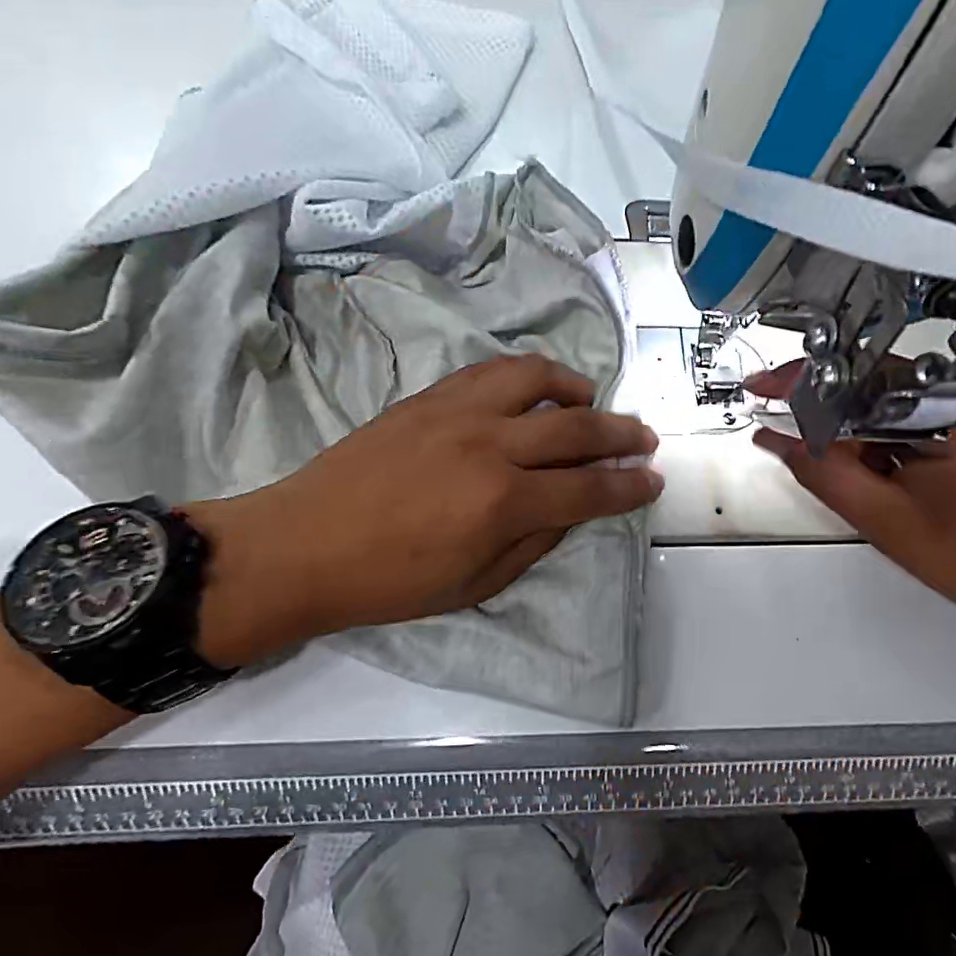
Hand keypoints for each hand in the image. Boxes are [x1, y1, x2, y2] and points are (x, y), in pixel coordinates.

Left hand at [190, 355, 661, 665]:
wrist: (302, 546)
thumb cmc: (389, 582)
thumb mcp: (475, 583)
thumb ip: (534, 542)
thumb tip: (571, 508)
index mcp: (502, 503)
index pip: (588, 488)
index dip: (628, 485)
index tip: (653, 480)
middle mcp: (488, 445)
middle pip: (576, 426)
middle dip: (620, 433)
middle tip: (642, 438)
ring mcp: (455, 412)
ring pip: (535, 377)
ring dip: (575, 388)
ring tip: (589, 402)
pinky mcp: (427, 398)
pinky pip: (490, 372)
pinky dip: (526, 377)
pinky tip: (532, 393)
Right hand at [746, 361, 955, 641]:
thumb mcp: (895, 525)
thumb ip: (828, 476)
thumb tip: (776, 438)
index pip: (874, 378)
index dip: (813, 388)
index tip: (767, 393)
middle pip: (899, 380)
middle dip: (849, 412)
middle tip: (812, 443)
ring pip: (924, 388)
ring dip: (884, 421)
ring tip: (878, 470)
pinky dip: (921, 422)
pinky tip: (912, 463)